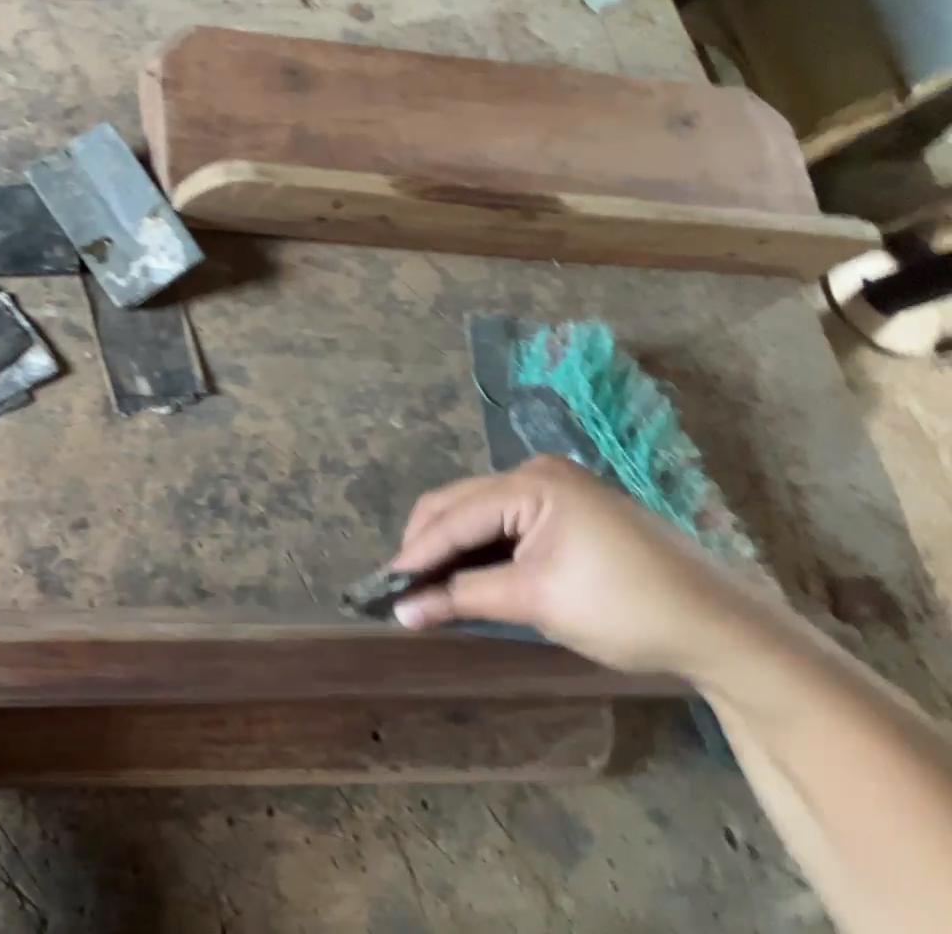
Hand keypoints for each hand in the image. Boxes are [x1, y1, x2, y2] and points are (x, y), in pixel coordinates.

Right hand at [388, 456, 783, 680]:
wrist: (724, 631)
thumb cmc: (627, 609)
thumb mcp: (535, 601)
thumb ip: (461, 597)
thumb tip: (400, 610)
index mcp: (533, 483)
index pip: (452, 518)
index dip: (414, 555)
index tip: (381, 589)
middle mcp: (539, 472)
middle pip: (457, 505)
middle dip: (426, 547)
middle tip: (402, 590)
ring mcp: (556, 488)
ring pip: (476, 512)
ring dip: (450, 548)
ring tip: (426, 586)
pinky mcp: (569, 510)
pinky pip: (502, 521)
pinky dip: (478, 548)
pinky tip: (465, 575)